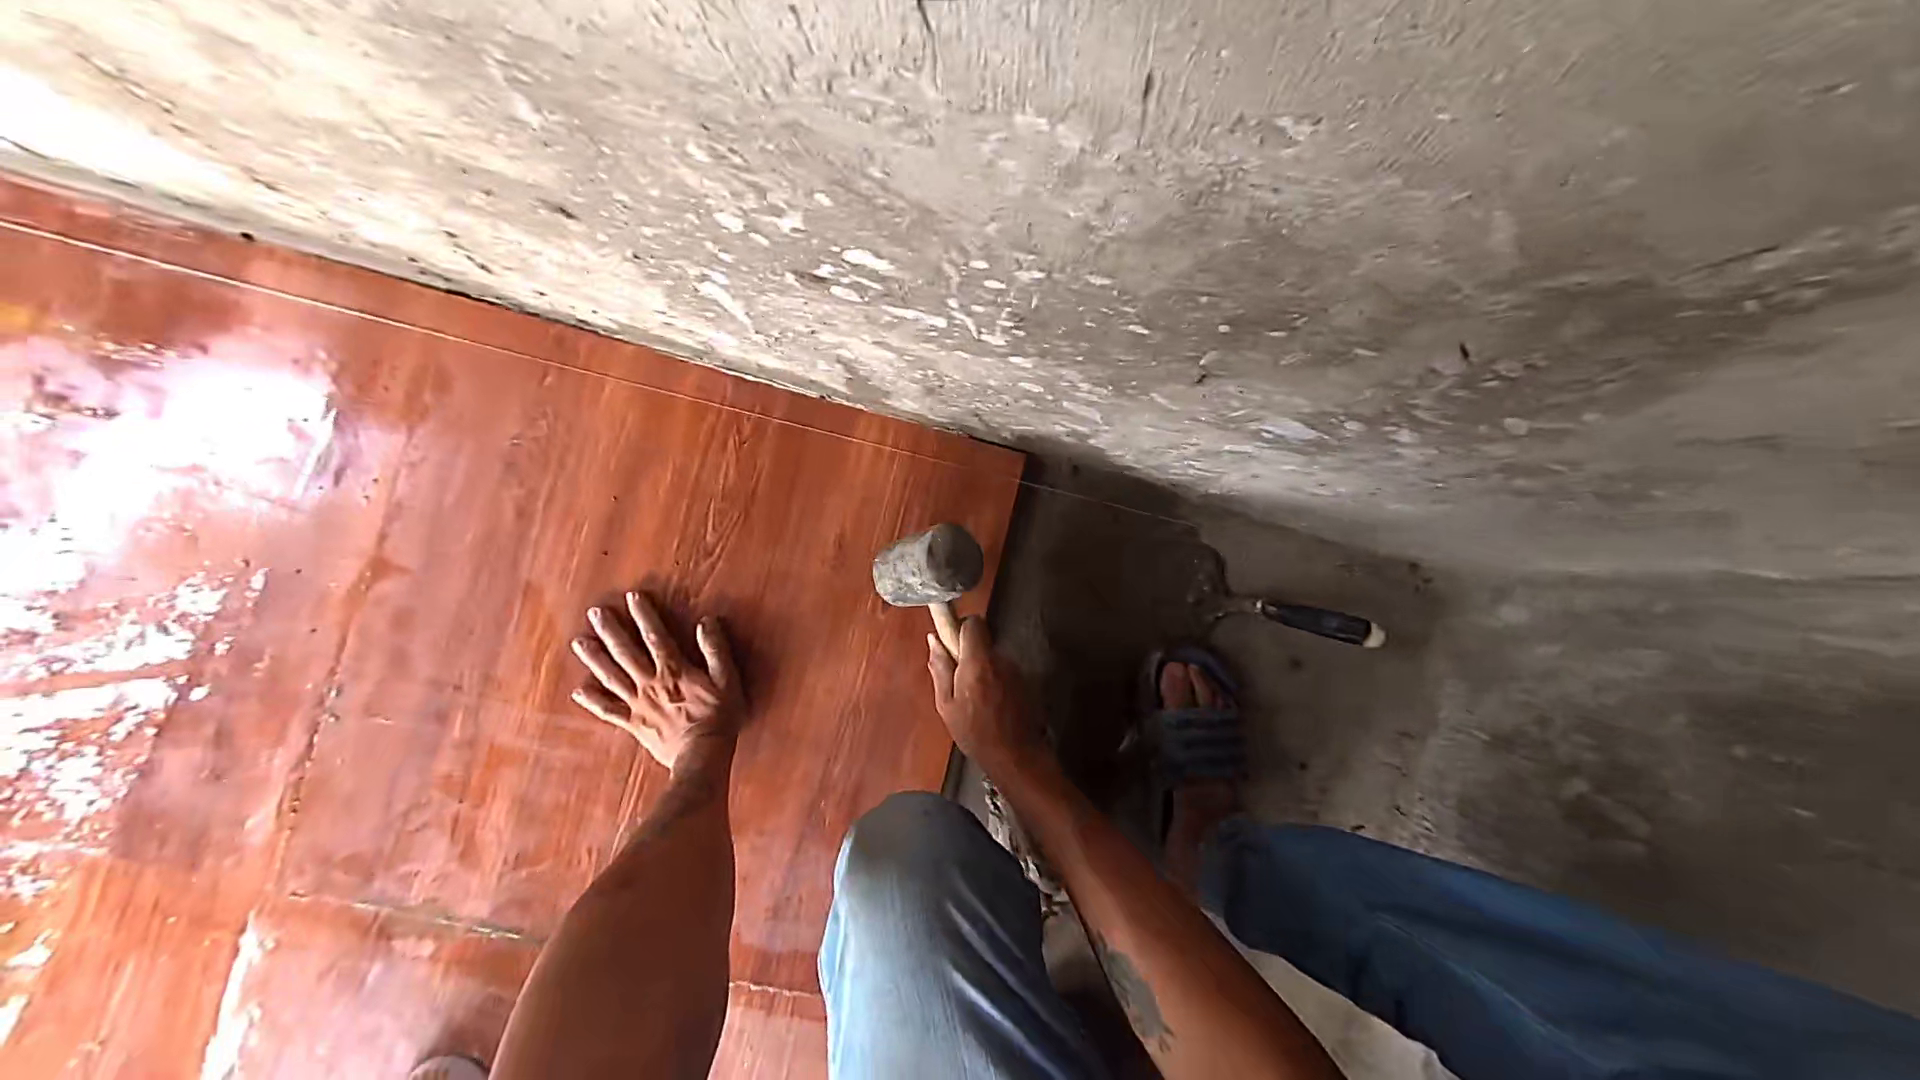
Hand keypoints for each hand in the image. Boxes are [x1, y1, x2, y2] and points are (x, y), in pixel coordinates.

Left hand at [570, 591, 743, 773]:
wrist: (703, 755)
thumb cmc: (719, 716)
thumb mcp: (727, 679)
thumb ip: (716, 650)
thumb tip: (707, 622)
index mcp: (674, 670)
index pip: (655, 637)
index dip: (644, 615)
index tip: (632, 596)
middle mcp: (650, 683)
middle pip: (626, 653)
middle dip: (611, 630)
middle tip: (594, 613)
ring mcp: (638, 704)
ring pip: (611, 677)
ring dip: (594, 659)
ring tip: (579, 642)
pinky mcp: (634, 724)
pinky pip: (608, 711)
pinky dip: (593, 701)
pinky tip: (579, 691)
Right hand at [926, 616, 1046, 773]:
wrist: (1015, 755)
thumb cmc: (975, 733)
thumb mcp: (946, 704)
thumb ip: (940, 668)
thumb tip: (934, 640)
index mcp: (978, 662)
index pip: (973, 622)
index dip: (961, 628)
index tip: (952, 645)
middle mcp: (1000, 660)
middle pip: (983, 641)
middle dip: (970, 654)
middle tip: (960, 681)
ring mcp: (1016, 670)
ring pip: (994, 658)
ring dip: (984, 670)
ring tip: (976, 698)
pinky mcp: (1025, 681)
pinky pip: (1005, 672)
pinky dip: (996, 681)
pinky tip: (991, 704)